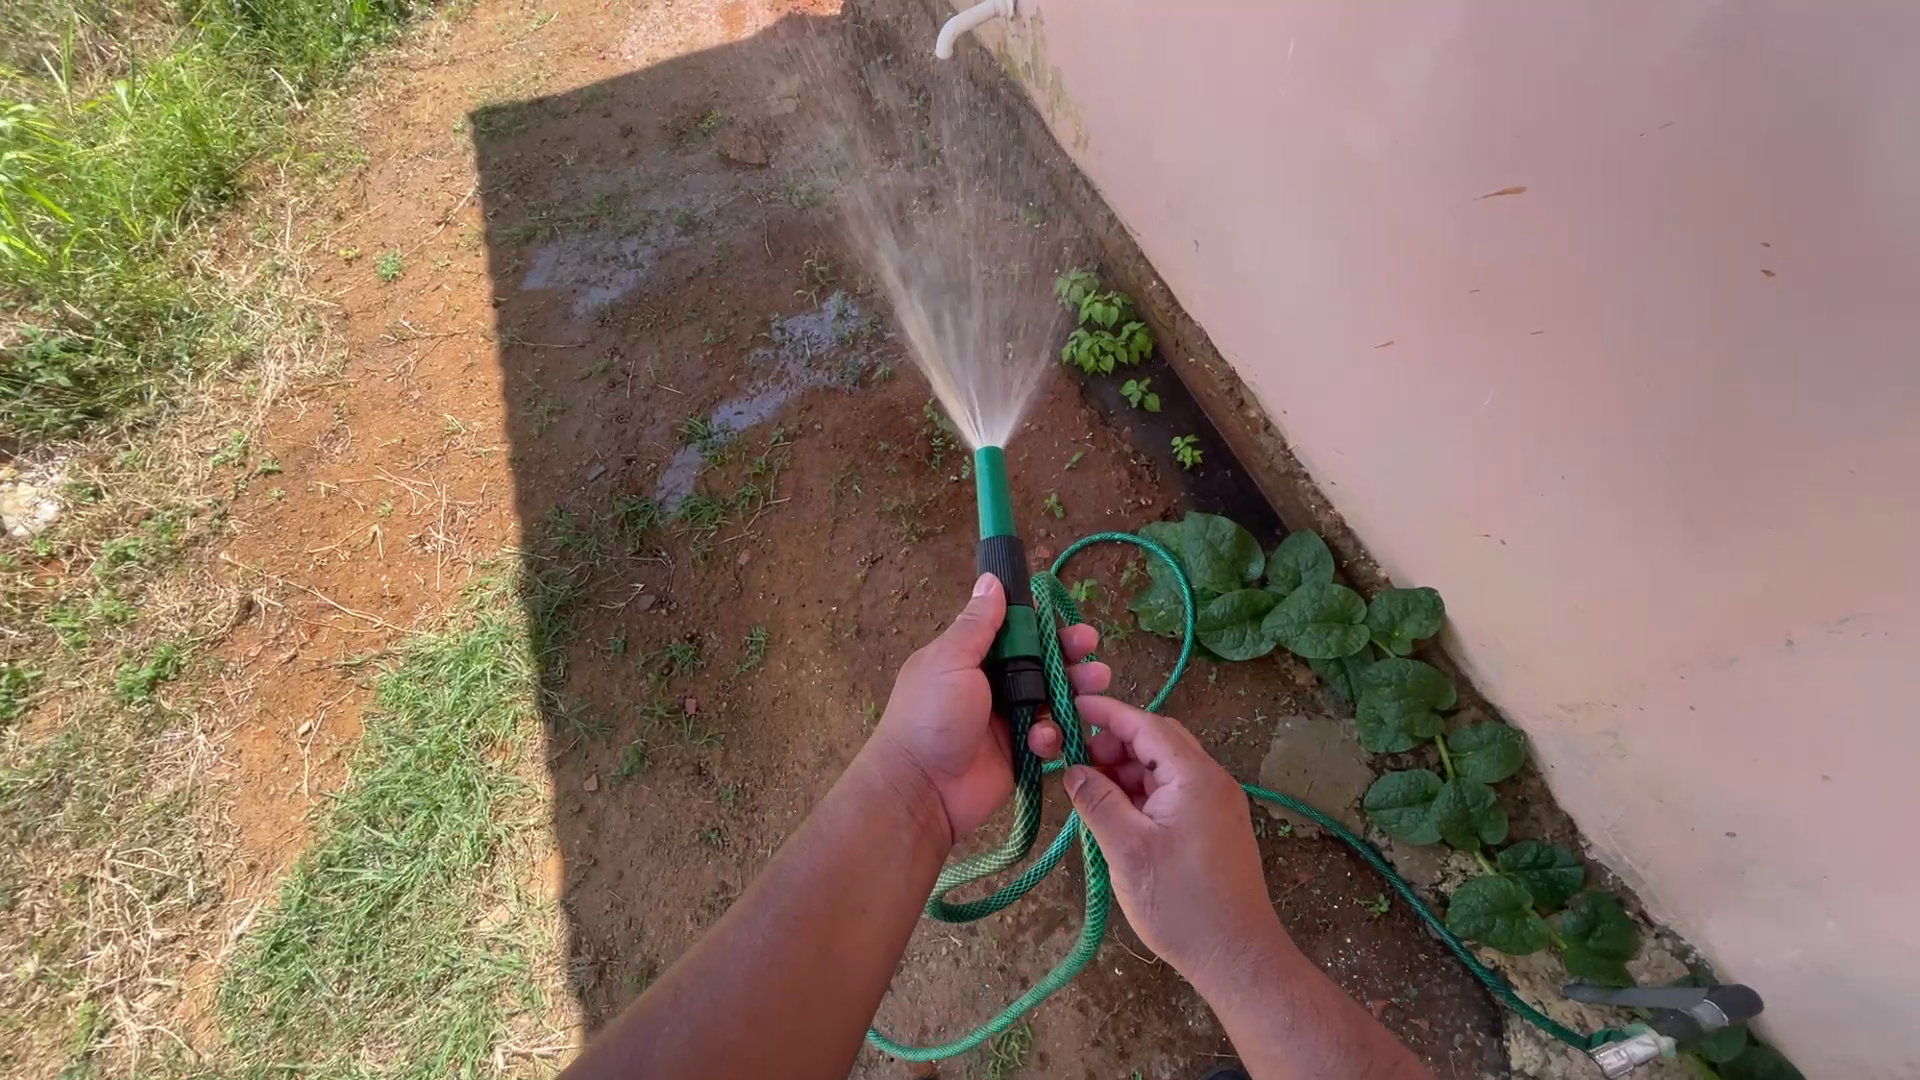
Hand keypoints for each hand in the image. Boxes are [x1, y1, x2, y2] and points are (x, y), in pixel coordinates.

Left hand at [866, 573, 1111, 844]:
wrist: (922, 788)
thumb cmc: (932, 716)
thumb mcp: (950, 660)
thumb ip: (977, 624)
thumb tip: (990, 579)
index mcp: (970, 656)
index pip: (1014, 631)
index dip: (1041, 624)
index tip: (1066, 619)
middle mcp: (991, 683)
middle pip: (1040, 661)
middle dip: (1068, 653)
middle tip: (1090, 649)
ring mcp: (1007, 718)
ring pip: (1052, 696)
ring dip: (1074, 688)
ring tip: (1095, 682)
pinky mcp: (1020, 751)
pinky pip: (1048, 735)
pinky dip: (1052, 735)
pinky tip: (1043, 738)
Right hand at [1062, 696, 1290, 985]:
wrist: (1238, 959)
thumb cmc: (1181, 902)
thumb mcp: (1126, 849)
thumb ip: (1097, 800)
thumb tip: (1072, 769)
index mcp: (1194, 776)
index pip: (1146, 725)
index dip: (1107, 712)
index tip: (1073, 706)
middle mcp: (1212, 780)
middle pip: (1158, 740)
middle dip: (1116, 742)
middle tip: (1080, 760)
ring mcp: (1217, 803)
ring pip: (1165, 766)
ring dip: (1128, 769)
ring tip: (1095, 791)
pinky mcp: (1215, 825)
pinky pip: (1173, 790)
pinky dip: (1143, 791)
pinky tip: (1119, 812)